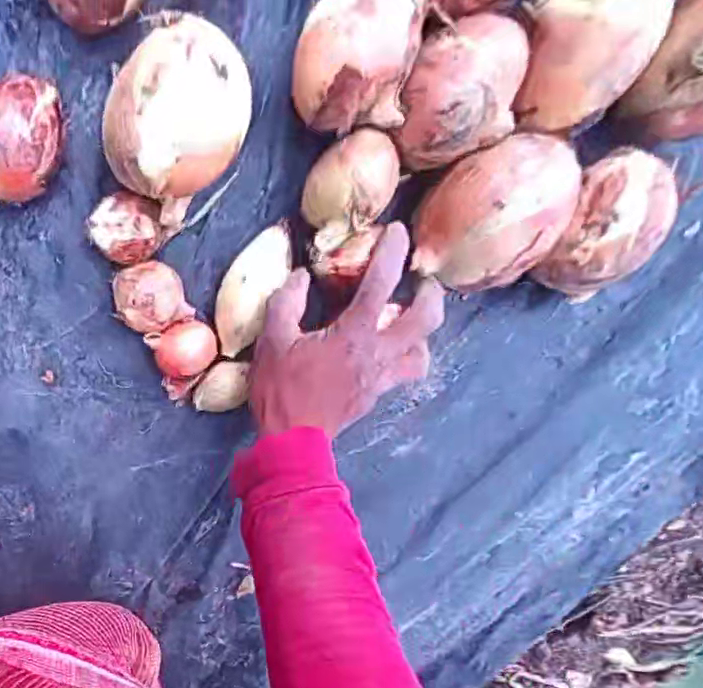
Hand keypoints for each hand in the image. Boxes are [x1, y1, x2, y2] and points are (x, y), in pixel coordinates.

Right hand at [251, 222, 444, 437]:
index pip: (382, 282)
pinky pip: (402, 374)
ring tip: (406, 322)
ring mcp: (379, 379)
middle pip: (426, 318)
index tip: (398, 232)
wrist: (290, 441)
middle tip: (419, 282)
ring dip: (420, 332)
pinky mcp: (373, 397)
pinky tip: (385, 355)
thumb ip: (286, 303)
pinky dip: (402, 358)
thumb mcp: (272, 341)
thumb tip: (301, 276)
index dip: (392, 251)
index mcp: (354, 334)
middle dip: (430, 294)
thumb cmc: (280, 391)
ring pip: (421, 352)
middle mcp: (377, 354)